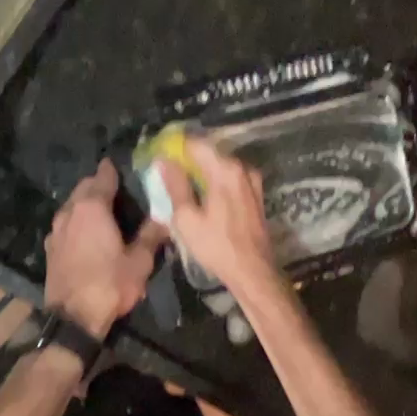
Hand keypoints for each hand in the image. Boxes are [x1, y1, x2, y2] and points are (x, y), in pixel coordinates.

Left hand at [44, 159, 167, 336]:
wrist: (74, 318)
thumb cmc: (109, 284)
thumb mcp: (140, 261)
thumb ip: (152, 235)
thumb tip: (166, 217)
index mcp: (92, 208)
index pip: (103, 177)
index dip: (114, 170)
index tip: (124, 166)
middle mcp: (70, 212)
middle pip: (84, 188)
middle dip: (99, 185)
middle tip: (119, 190)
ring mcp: (56, 230)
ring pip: (72, 206)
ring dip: (86, 204)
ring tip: (105, 212)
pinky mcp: (50, 248)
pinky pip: (66, 225)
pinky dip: (78, 222)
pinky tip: (88, 234)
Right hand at [158, 141, 281, 298]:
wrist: (253, 271)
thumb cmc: (217, 246)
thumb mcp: (186, 218)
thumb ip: (175, 186)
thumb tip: (164, 161)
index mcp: (225, 170)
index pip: (196, 144)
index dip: (175, 147)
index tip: (160, 155)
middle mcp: (242, 168)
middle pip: (210, 153)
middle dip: (188, 160)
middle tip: (168, 172)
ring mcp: (252, 182)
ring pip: (221, 166)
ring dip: (202, 172)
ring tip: (183, 186)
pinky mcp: (256, 195)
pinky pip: (231, 179)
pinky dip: (216, 182)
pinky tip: (203, 197)